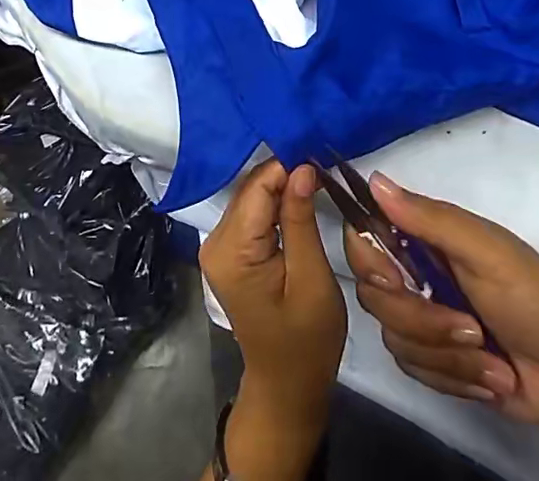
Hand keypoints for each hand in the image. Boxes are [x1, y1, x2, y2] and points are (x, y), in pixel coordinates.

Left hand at [199, 161, 346, 480]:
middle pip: (251, 190)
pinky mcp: (228, 251)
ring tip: (316, 174)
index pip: (257, 188)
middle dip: (285, 174)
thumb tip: (302, 167)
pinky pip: (251, 214)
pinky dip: (274, 202)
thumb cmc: (307, 340)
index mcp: (232, 250)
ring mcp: (218, 246)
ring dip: (281, 186)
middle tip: (323, 161)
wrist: (287, 385)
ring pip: (251, 198)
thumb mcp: (312, 279)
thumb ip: (301, 220)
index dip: (287, 167)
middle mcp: (215, 241)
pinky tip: (298, 196)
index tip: (320, 154)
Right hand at [345, 173, 538, 425]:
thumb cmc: (536, 300)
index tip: (396, 280)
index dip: (368, 260)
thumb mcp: (487, 252)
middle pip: (372, 294)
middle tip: (470, 326)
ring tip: (492, 356)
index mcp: (423, 239)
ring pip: (393, 336)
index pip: (363, 237)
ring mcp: (419, 319)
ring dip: (449, 354)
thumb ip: (430, 219)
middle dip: (422, 320)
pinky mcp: (430, 359)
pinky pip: (412, 369)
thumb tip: (374, 180)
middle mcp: (413, 274)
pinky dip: (455, 377)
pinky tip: (489, 376)